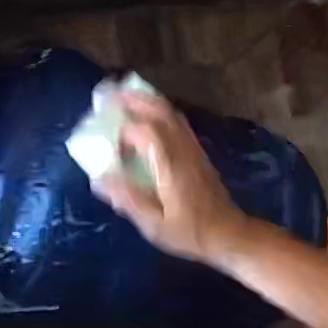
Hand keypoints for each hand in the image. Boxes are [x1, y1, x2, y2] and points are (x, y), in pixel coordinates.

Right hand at [93, 89, 254, 266]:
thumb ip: (127, 199)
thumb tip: (98, 177)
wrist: (229, 233)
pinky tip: (146, 114)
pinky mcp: (197, 151)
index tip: (103, 132)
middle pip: (159, 111)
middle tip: (106, 94)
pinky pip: (176, 121)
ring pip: (170, 112)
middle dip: (132, 99)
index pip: (145, 131)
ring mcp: (193, 147)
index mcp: (171, 164)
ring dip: (145, 100)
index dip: (123, 127)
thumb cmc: (189, 232)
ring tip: (121, 96)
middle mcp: (183, 148)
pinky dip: (158, 110)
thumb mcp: (154, 224)